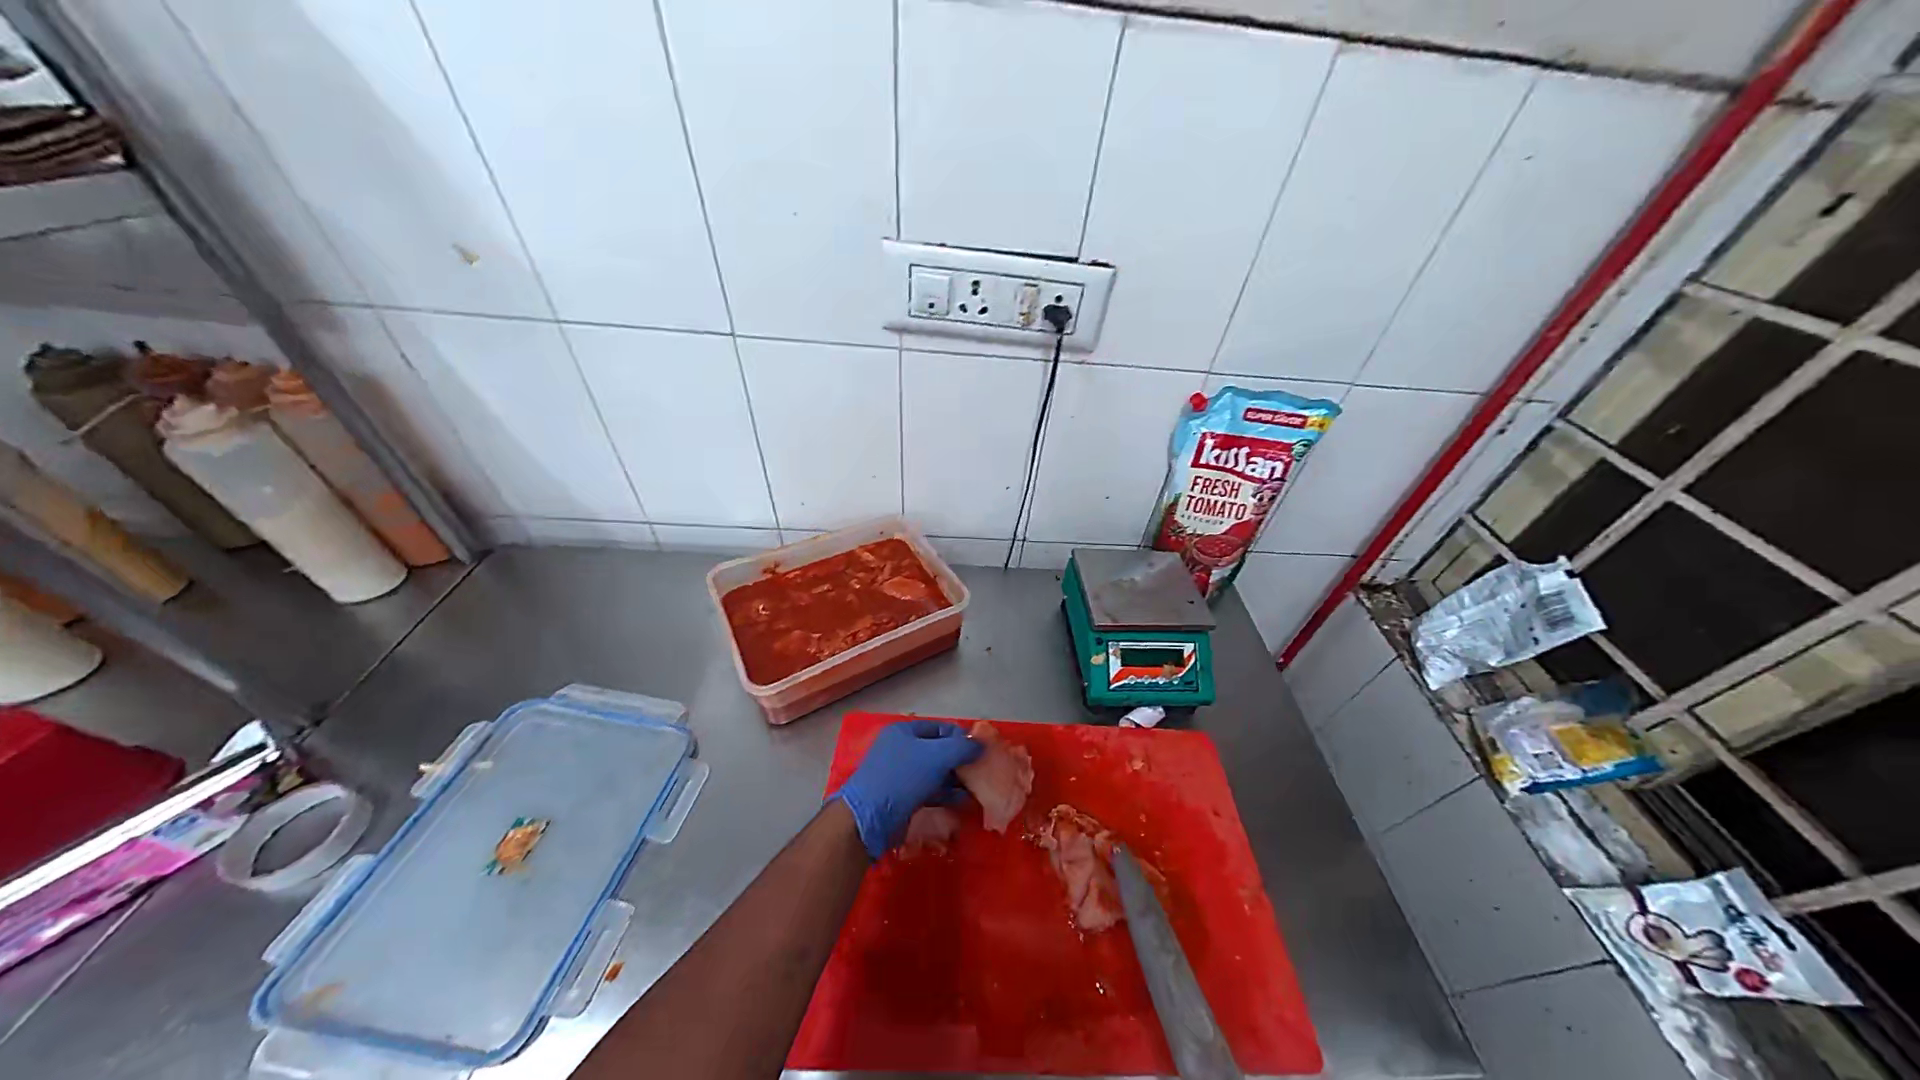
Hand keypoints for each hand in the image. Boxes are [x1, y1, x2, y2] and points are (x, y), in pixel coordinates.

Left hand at [829, 720, 983, 858]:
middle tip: (981, 771)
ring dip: (955, 779)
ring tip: (976, 788)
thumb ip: (961, 747)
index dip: (960, 737)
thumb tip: (980, 744)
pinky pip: (929, 790)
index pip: (940, 728)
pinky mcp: (903, 797)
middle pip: (938, 751)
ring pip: (935, 773)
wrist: (870, 819)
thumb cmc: (903, 778)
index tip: (980, 751)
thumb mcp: (936, 756)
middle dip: (960, 761)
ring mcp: (901, 775)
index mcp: (904, 732)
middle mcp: (901, 750)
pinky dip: (946, 794)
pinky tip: (962, 801)